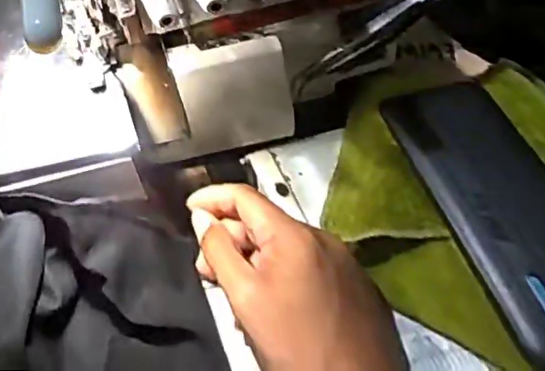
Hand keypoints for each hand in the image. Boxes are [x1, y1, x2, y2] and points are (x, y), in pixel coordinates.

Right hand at [188, 184, 405, 370]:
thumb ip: (218, 251)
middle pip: (263, 222)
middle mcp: (320, 236)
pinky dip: (282, 274)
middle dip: (231, 239)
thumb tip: (202, 217)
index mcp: (293, 234)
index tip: (190, 207)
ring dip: (254, 260)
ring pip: (283, 246)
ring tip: (237, 295)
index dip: (212, 197)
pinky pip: (306, 265)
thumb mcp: (245, 298)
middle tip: (207, 268)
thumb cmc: (299, 348)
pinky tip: (272, 305)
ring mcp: (340, 259)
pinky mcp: (353, 282)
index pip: (244, 196)